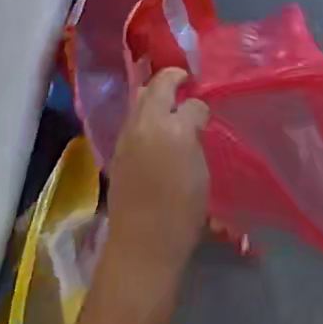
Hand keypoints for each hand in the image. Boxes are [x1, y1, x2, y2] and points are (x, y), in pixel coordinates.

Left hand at [105, 68, 210, 275]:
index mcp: (173, 128)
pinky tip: (154, 127)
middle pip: (158, 85)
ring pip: (139, 97)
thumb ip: (194, 136)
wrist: (143, 245)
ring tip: (169, 103)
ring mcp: (128, 134)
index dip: (201, 106)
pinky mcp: (117, 149)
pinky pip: (131, 117)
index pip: (191, 103)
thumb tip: (192, 122)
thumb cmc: (182, 211)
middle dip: (172, 78)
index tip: (205, 111)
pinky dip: (143, 112)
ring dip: (154, 93)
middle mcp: (146, 123)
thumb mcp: (200, 170)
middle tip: (186, 82)